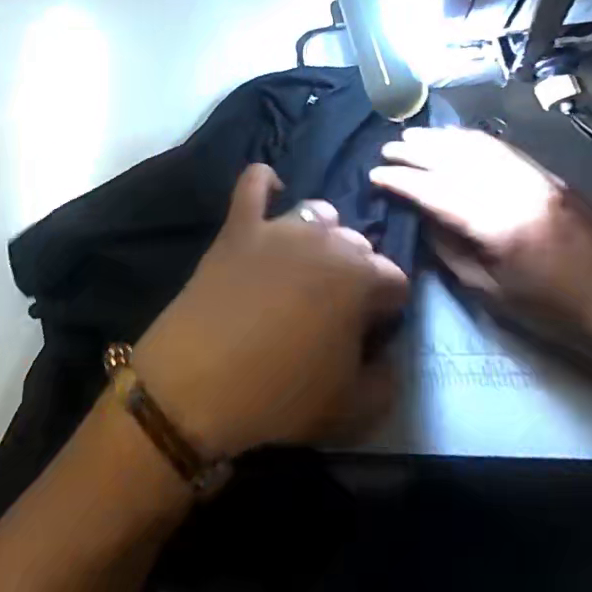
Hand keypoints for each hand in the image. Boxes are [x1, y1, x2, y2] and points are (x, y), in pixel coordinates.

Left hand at [132, 164, 409, 457]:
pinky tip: (272, 190)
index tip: (368, 335)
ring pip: (318, 215)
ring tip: (305, 269)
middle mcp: (328, 240)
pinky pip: (254, 185)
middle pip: (359, 246)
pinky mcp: (239, 227)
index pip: (395, 281)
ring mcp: (280, 227)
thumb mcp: (354, 408)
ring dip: (322, 237)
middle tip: (333, 312)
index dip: (387, 310)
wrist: (196, 385)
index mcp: (363, 278)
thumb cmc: (282, 396)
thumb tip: (386, 355)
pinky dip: (266, 183)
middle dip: (357, 274)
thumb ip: (387, 379)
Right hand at [371, 128, 591, 369]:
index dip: (403, 181)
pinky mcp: (550, 174)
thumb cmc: (554, 313)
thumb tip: (422, 218)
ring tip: (413, 137)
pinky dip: (472, 139)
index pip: (437, 191)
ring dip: (442, 138)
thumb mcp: (491, 293)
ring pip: (479, 144)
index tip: (376, 175)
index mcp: (499, 226)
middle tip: (387, 149)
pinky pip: (503, 147)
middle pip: (456, 158)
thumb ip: (451, 250)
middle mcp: (517, 189)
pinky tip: (454, 140)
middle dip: (417, 151)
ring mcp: (537, 176)